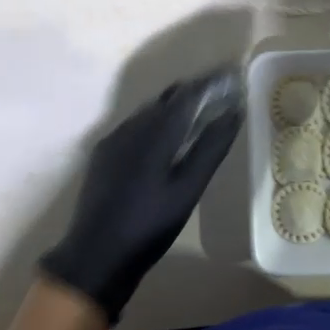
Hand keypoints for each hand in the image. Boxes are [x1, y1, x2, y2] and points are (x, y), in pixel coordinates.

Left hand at [39, 67, 243, 322]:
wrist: (95, 254)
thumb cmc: (150, 224)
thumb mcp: (188, 188)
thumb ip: (211, 147)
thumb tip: (234, 112)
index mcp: (156, 130)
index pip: (189, 93)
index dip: (212, 82)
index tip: (232, 75)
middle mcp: (132, 125)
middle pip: (168, 98)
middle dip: (195, 91)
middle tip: (220, 93)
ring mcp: (114, 138)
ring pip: (150, 111)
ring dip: (175, 106)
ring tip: (198, 112)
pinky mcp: (103, 154)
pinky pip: (135, 126)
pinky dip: (157, 123)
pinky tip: (165, 139)